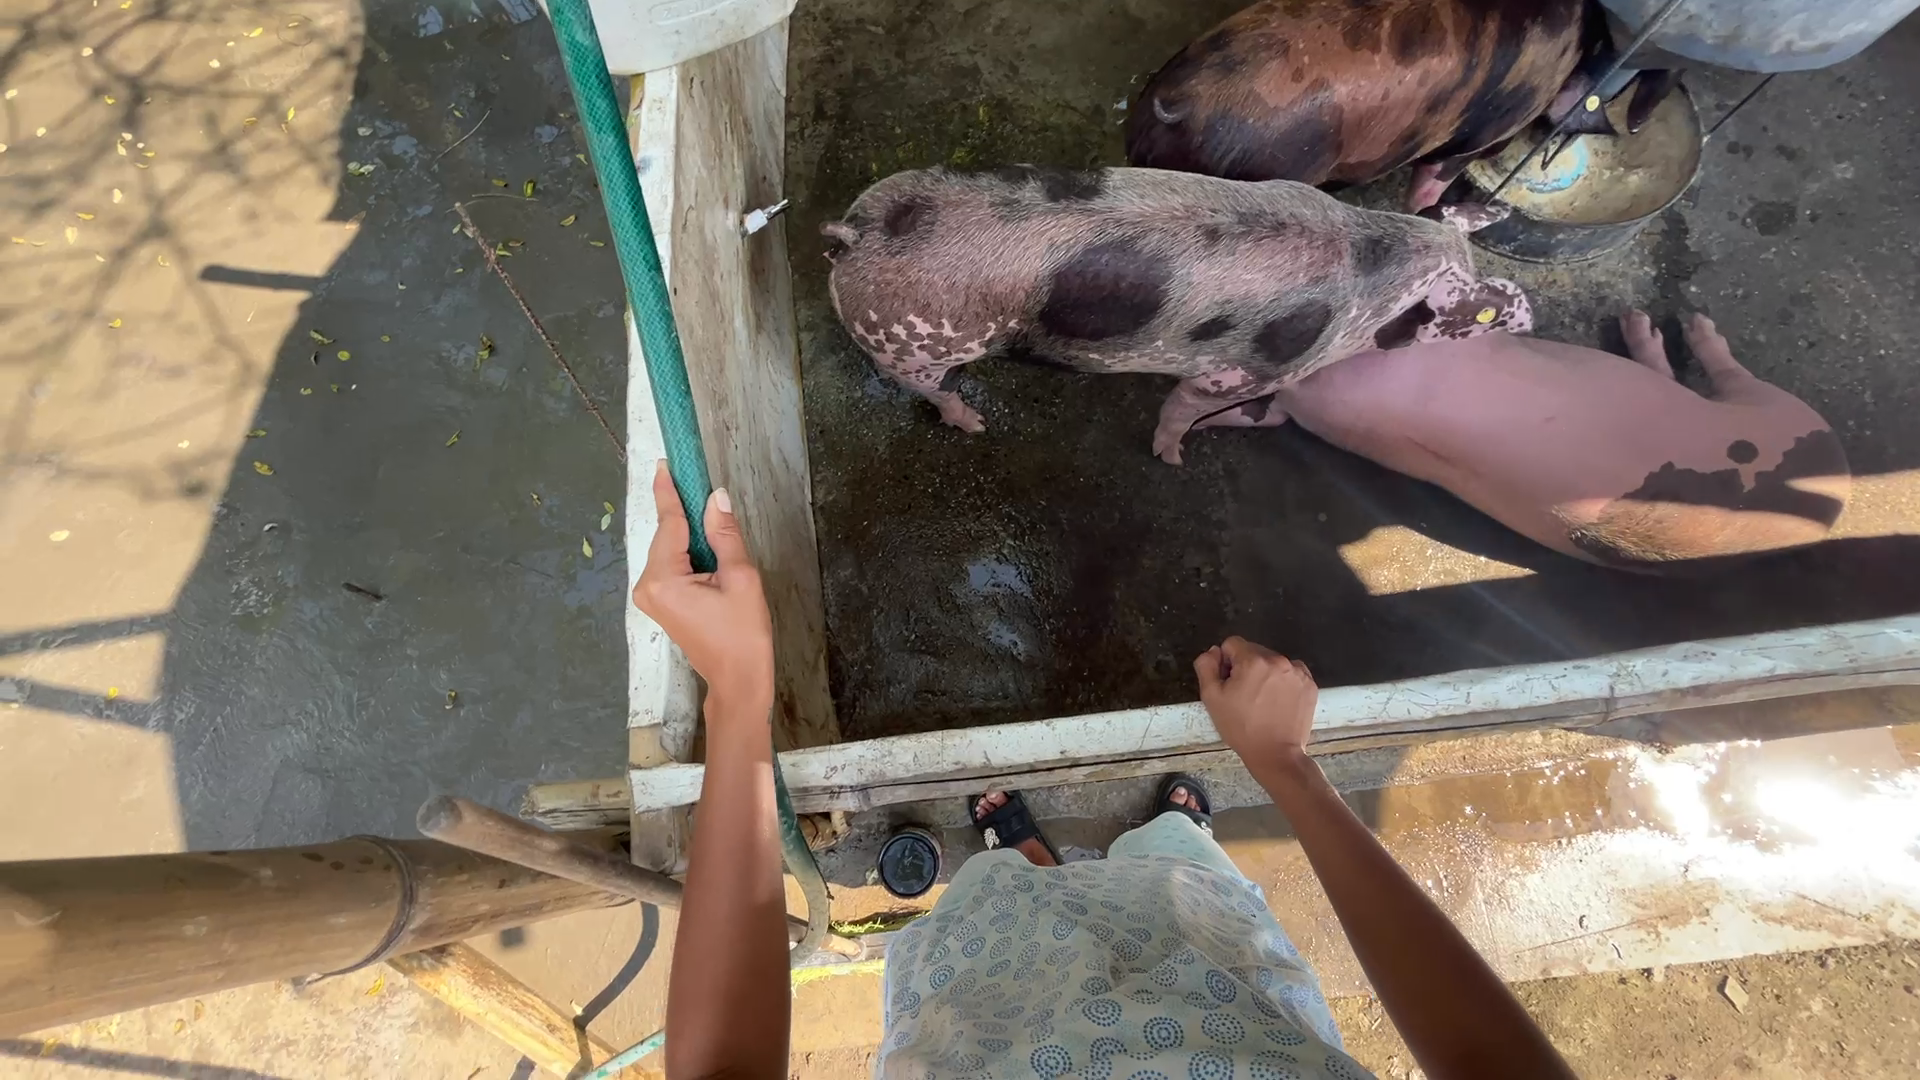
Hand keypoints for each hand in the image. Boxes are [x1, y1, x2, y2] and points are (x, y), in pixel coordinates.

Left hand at [632, 460, 773, 712]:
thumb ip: (725, 535)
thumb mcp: (742, 578)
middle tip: (698, 479)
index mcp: (664, 579)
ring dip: (690, 532)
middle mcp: (647, 585)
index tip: (664, 462)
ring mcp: (651, 596)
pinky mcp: (661, 603)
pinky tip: (706, 541)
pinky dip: (689, 551)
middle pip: (668, 536)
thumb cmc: (744, 633)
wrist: (738, 680)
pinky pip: (672, 565)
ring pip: (670, 550)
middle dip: (684, 510)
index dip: (669, 491)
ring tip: (710, 511)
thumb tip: (715, 497)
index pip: (669, 524)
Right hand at [1194, 637, 1317, 770]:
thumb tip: (1214, 651)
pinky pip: (1290, 672)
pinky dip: (1282, 680)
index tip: (1229, 683)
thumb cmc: (1240, 727)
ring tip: (1262, 699)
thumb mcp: (1211, 697)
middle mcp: (1278, 660)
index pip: (1232, 643)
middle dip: (1245, 666)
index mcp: (1253, 661)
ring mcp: (1298, 672)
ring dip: (1264, 672)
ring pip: (1272, 661)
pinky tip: (1277, 700)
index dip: (1225, 662)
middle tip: (1244, 694)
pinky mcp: (1310, 685)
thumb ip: (1206, 666)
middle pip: (1253, 651)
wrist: (1276, 754)